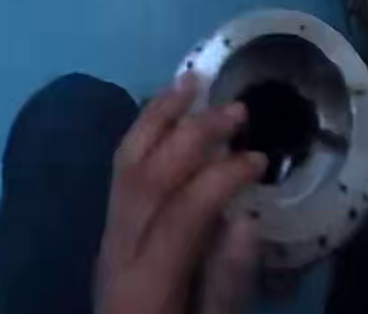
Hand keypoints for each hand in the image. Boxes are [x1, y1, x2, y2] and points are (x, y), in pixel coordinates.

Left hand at [97, 76, 266, 313]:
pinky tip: (167, 106)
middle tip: (238, 109)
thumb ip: (226, 285)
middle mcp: (116, 252)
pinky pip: (122, 166)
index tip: (260, 159)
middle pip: (148, 178)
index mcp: (145, 287)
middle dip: (194, 135)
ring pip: (126, 163)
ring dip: (159, 116)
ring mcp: (106, 236)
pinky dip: (145, 128)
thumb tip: (248, 220)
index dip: (222, 180)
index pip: (181, 216)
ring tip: (191, 79)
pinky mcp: (109, 227)